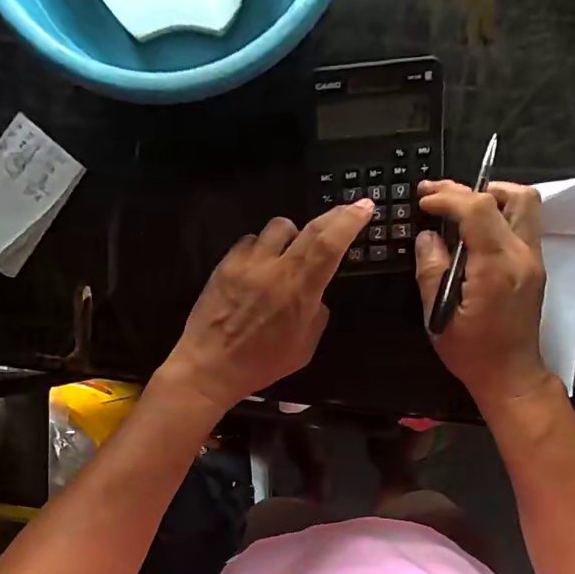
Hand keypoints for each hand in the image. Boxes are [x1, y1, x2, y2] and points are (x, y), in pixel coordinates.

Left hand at [154, 200, 374, 412]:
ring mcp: (246, 262)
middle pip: (310, 227)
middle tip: (344, 212)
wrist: (209, 366)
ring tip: (289, 252)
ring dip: (291, 236)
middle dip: (333, 215)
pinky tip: (259, 266)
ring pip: (277, 227)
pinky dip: (261, 248)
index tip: (364, 206)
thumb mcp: (304, 347)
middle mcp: (274, 269)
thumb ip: (316, 312)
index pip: (330, 244)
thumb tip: (316, 293)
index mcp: (299, 292)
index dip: (350, 220)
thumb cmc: (261, 364)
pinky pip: (250, 241)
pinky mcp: (225, 263)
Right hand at [415, 180, 555, 410]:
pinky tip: (473, 229)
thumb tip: (427, 237)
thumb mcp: (439, 316)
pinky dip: (498, 215)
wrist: (510, 376)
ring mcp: (534, 260)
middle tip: (440, 195)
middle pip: (514, 196)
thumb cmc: (472, 353)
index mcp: (497, 268)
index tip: (424, 200)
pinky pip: (523, 224)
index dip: (449, 196)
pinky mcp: (534, 266)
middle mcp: (522, 257)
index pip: (479, 209)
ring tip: (460, 207)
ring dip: (493, 197)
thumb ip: (432, 271)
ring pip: (525, 205)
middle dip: (473, 188)